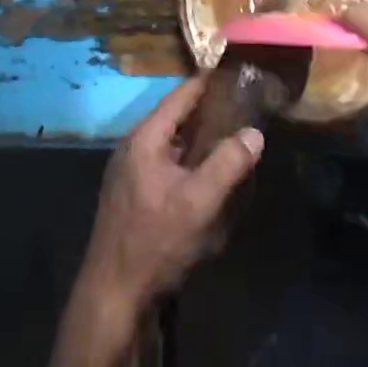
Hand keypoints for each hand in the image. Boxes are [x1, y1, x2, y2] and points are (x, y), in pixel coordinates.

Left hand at [79, 76, 264, 307]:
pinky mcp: (132, 192)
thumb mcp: (199, 202)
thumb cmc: (156, 240)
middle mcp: (133, 145)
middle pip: (175, 117)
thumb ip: (228, 164)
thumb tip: (253, 133)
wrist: (114, 291)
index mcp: (145, 137)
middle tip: (242, 109)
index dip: (208, 83)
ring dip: (198, 138)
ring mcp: (129, 169)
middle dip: (207, 112)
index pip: (180, 95)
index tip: (236, 75)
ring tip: (231, 138)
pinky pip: (165, 162)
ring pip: (170, 142)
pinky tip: (208, 174)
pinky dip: (187, 159)